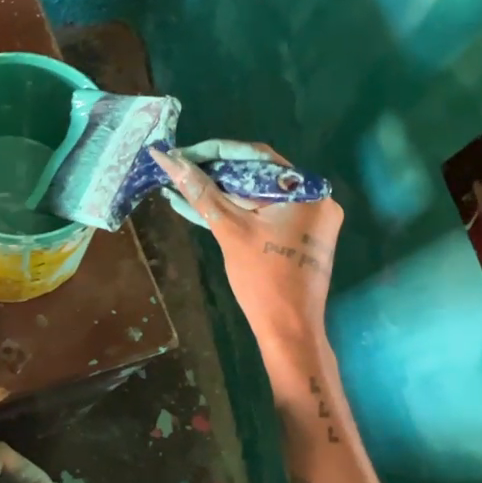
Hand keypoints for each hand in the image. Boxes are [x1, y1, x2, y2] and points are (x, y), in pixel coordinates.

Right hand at [152, 142, 342, 332]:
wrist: (289, 330)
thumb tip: (167, 159)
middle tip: (179, 171)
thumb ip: (200, 191)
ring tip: (182, 187)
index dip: (215, 152)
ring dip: (221, 192)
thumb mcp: (228, 229)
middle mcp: (314, 197)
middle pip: (256, 173)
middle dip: (215, 173)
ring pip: (257, 193)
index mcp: (305, 190)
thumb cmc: (262, 279)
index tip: (182, 154)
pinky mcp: (299, 234)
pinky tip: (202, 207)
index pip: (254, 156)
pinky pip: (264, 211)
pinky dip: (237, 210)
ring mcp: (308, 217)